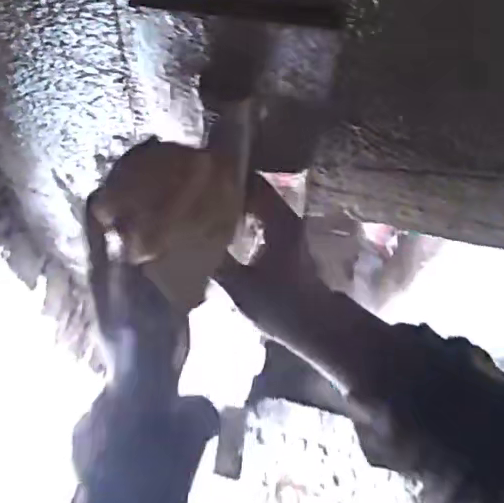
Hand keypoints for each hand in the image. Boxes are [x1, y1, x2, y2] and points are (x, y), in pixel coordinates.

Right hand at [214, 173, 330, 345]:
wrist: (315, 324)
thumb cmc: (281, 304)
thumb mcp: (241, 286)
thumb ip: (216, 262)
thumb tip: (188, 242)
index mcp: (279, 219)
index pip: (254, 183)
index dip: (231, 178)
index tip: (205, 178)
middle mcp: (286, 216)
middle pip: (256, 191)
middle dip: (231, 190)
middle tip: (201, 192)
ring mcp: (288, 226)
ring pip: (259, 203)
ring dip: (237, 203)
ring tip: (207, 207)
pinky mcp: (286, 238)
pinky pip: (263, 215)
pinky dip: (245, 216)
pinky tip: (225, 226)